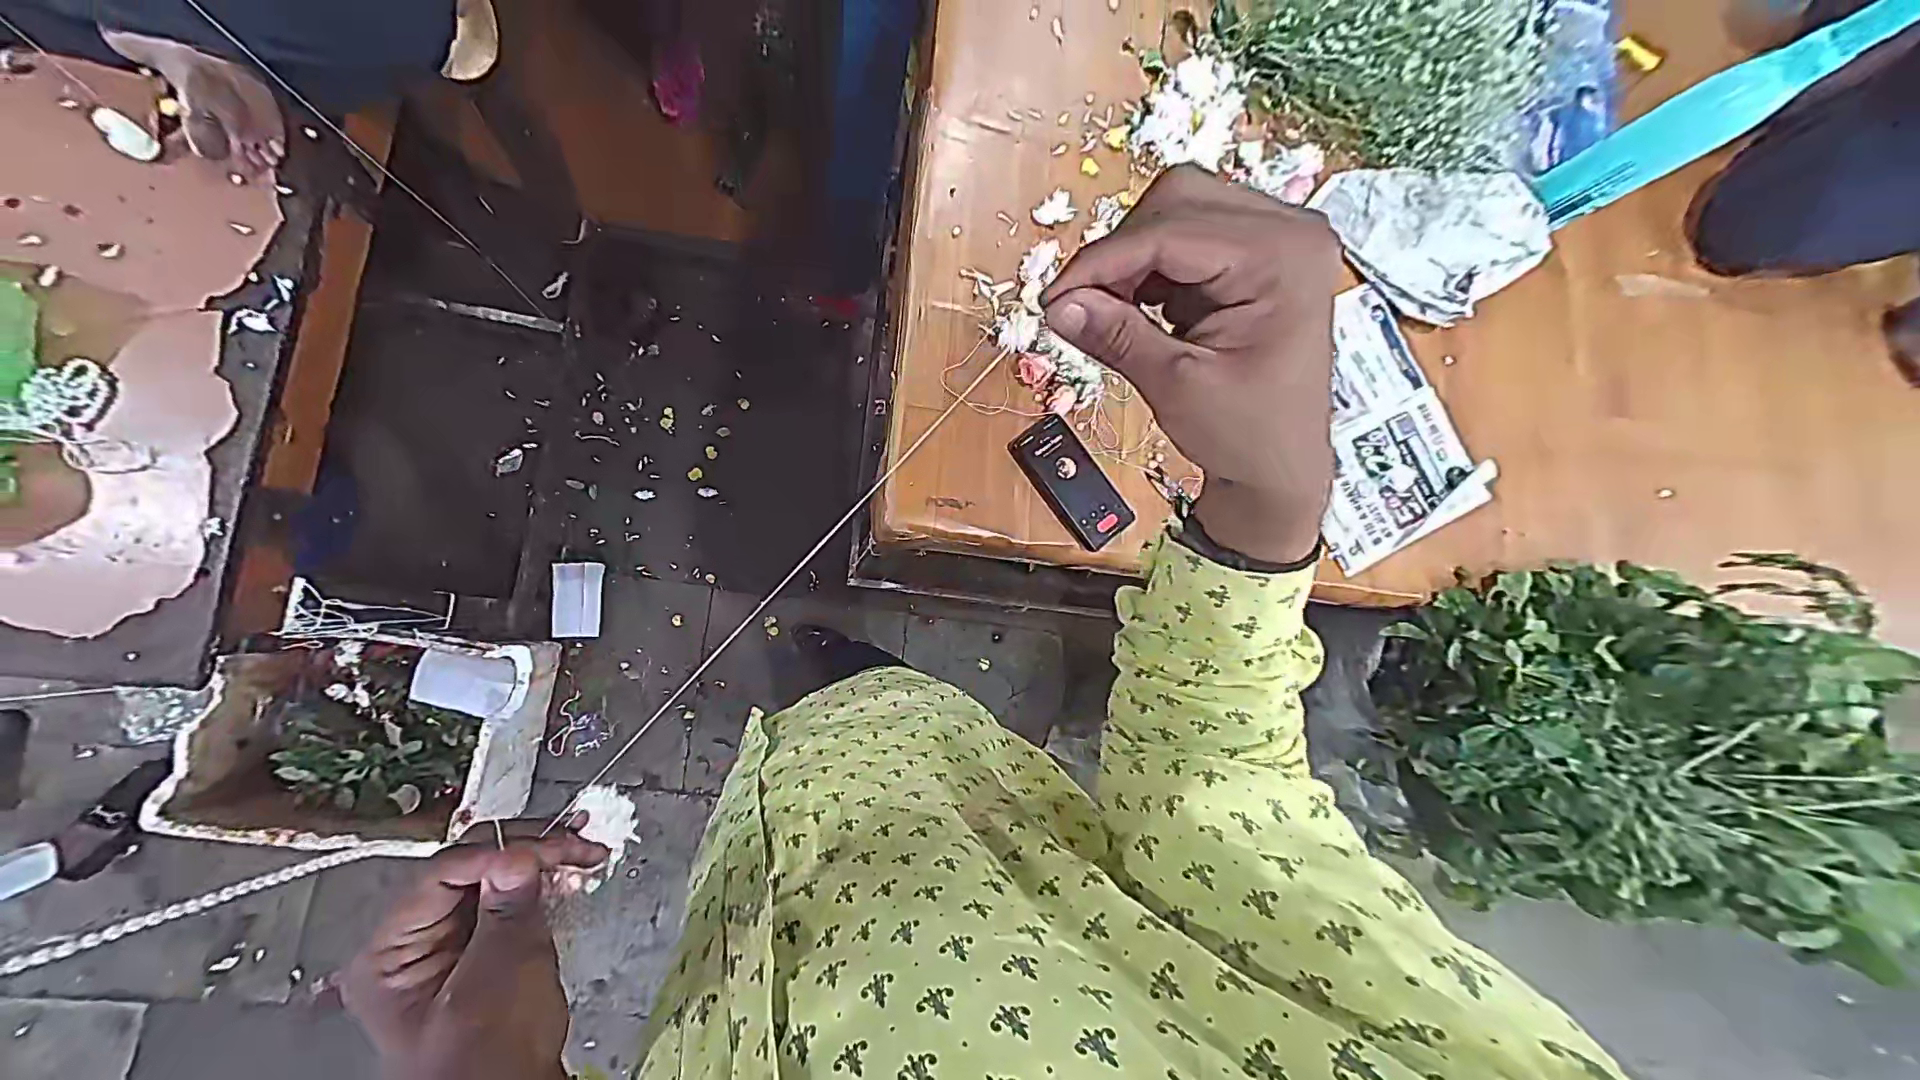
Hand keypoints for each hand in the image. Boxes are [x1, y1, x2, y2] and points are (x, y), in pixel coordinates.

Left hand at [341, 832, 607, 1079]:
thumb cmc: (489, 1053)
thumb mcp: (497, 977)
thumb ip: (506, 911)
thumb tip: (519, 854)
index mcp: (391, 951)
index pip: (442, 874)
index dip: (497, 854)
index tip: (546, 850)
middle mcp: (415, 935)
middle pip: (471, 865)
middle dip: (528, 848)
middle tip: (575, 841)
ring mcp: (453, 933)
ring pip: (498, 870)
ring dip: (545, 856)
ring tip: (584, 848)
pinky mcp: (487, 935)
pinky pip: (514, 890)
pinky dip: (547, 875)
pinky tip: (575, 869)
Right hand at [1042, 166, 1340, 563]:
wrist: (1278, 468)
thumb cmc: (1246, 435)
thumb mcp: (1175, 385)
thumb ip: (1117, 336)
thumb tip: (1058, 304)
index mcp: (1282, 256)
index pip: (1171, 230)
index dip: (1101, 261)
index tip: (1053, 298)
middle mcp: (1288, 231)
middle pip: (1175, 202)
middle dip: (1119, 254)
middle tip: (1084, 306)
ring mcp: (1274, 242)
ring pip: (1176, 216)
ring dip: (1132, 263)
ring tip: (1113, 315)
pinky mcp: (1254, 261)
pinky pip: (1186, 243)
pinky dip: (1149, 273)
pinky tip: (1140, 312)